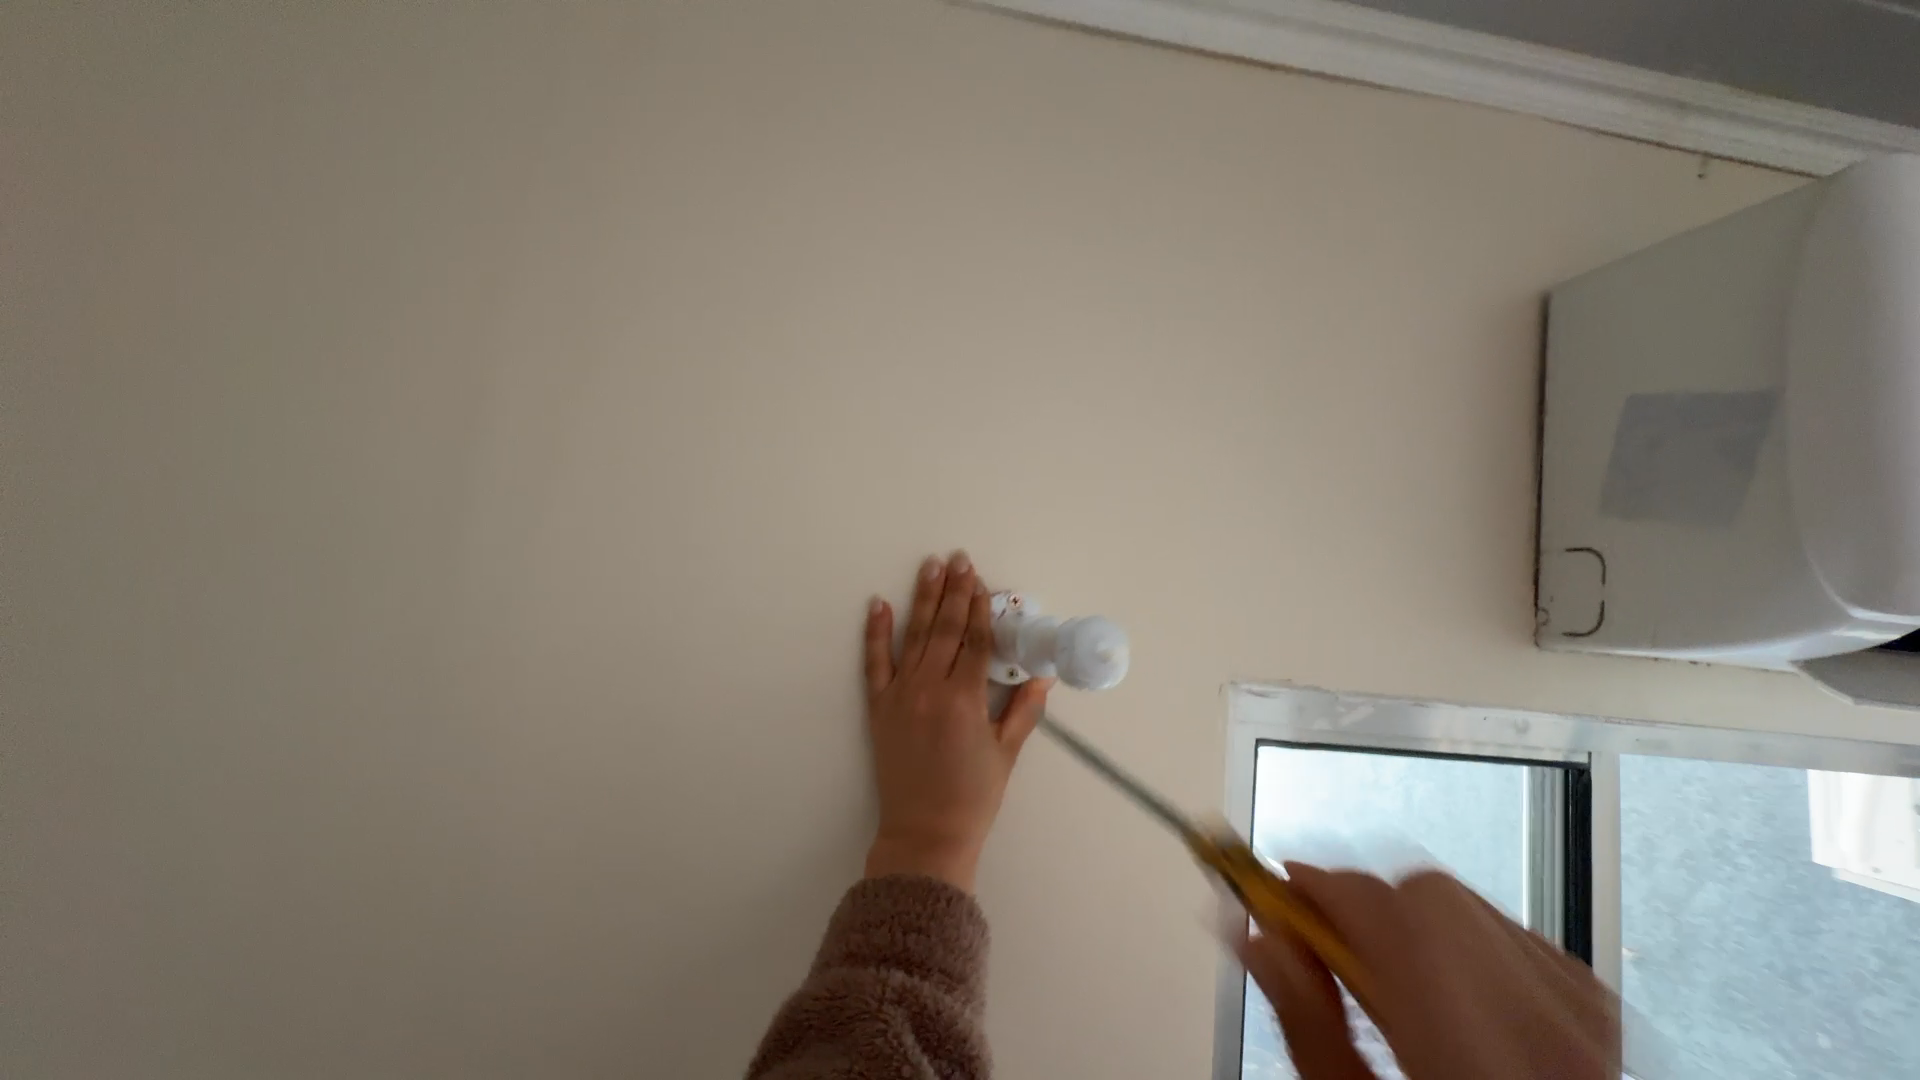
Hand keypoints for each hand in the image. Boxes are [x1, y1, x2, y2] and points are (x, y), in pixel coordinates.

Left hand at [861, 552, 1052, 891]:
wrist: (924, 834)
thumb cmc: (973, 797)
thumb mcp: (1007, 754)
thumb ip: (1024, 710)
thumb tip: (1043, 674)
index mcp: (966, 700)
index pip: (975, 640)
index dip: (980, 607)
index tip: (982, 579)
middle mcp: (931, 689)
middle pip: (944, 629)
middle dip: (954, 591)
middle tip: (959, 558)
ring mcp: (900, 695)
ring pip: (913, 637)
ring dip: (922, 598)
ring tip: (930, 566)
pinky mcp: (878, 707)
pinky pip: (874, 663)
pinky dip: (876, 633)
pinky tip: (878, 604)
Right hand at [1240, 864, 1616, 1079]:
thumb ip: (1309, 1027)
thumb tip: (1259, 940)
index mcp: (1474, 1053)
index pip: (1387, 916)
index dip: (1320, 888)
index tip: (1276, 890)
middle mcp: (1542, 1022)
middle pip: (1428, 895)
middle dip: (1364, 903)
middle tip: (1326, 941)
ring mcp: (1583, 1011)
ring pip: (1465, 901)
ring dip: (1409, 918)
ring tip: (1387, 975)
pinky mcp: (1600, 1008)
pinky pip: (1507, 929)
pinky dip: (1459, 938)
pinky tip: (1445, 990)